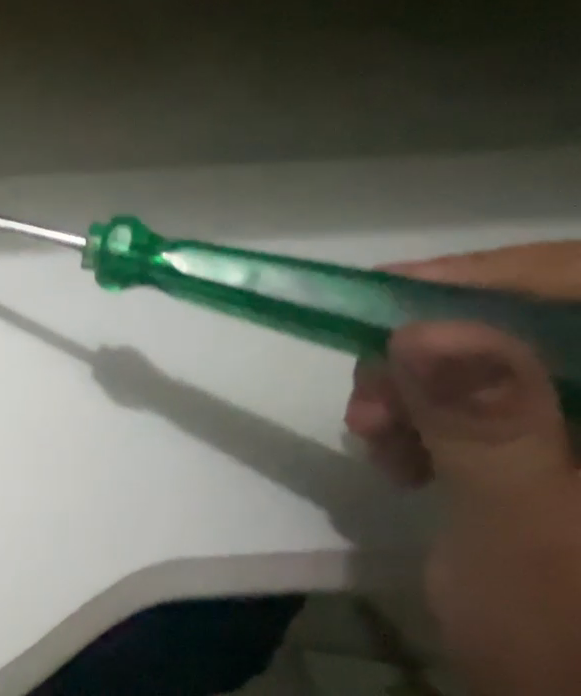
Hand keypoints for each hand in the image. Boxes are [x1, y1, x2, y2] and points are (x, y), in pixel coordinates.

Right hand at [346, 242, 580, 695]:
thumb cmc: (574, 650)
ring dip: (429, 385)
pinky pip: (511, 400)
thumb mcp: (529, 540)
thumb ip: (489, 427)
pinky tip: (409, 456)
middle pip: (550, 325)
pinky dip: (446, 415)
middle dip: (438, 346)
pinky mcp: (568, 457)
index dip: (498, 279)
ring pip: (520, 360)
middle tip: (370, 397)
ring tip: (377, 437)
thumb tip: (428, 327)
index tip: (388, 299)